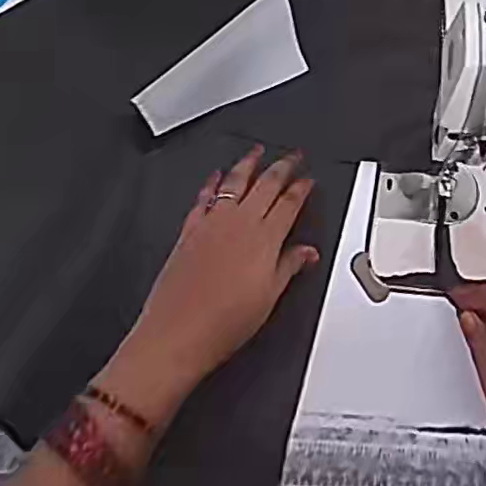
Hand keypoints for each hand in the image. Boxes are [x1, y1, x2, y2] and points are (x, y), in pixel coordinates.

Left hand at [102, 147, 320, 419]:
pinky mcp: (190, 230)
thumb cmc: (223, 323)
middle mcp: (240, 223)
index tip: (308, 179)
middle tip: (293, 155)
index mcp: (265, 238)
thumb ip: (290, 266)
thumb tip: (307, 253)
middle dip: (283, 166)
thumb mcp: (269, 298)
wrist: (177, 334)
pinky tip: (215, 176)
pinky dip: (211, 183)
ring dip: (248, 163)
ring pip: (236, 182)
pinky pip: (204, 197)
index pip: (290, 202)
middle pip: (267, 184)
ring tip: (257, 151)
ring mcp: (213, 223)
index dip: (302, 188)